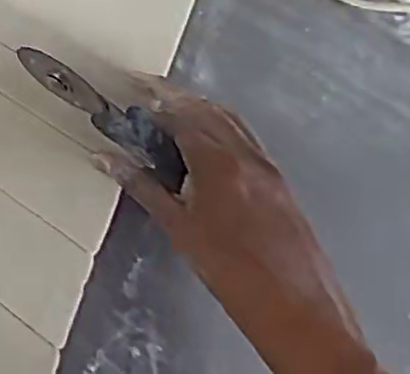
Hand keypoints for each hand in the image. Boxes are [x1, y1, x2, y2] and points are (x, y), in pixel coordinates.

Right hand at [95, 74, 379, 373]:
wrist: (303, 319)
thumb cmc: (233, 273)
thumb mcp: (178, 228)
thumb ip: (142, 186)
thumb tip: (106, 158)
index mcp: (218, 161)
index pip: (179, 115)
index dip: (152, 101)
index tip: (131, 90)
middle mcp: (246, 156)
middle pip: (207, 109)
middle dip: (175, 96)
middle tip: (147, 91)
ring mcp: (269, 170)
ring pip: (230, 121)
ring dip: (200, 108)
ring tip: (173, 112)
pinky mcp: (282, 186)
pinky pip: (246, 140)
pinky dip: (221, 128)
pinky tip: (206, 145)